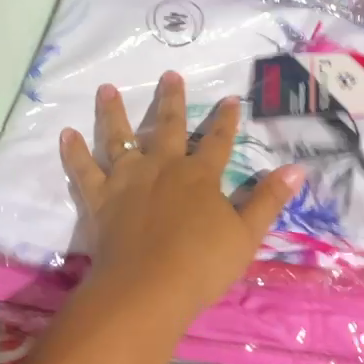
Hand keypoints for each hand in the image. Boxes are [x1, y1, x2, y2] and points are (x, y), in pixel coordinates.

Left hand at [60, 71, 305, 320]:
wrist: (148, 288)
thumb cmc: (202, 264)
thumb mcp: (246, 234)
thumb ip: (268, 199)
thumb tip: (297, 168)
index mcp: (200, 176)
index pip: (217, 141)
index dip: (225, 120)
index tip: (230, 99)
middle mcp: (164, 167)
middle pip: (168, 128)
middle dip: (171, 101)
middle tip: (170, 75)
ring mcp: (128, 180)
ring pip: (120, 138)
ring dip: (114, 113)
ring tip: (106, 88)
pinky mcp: (100, 199)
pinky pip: (84, 170)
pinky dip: (74, 152)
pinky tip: (66, 134)